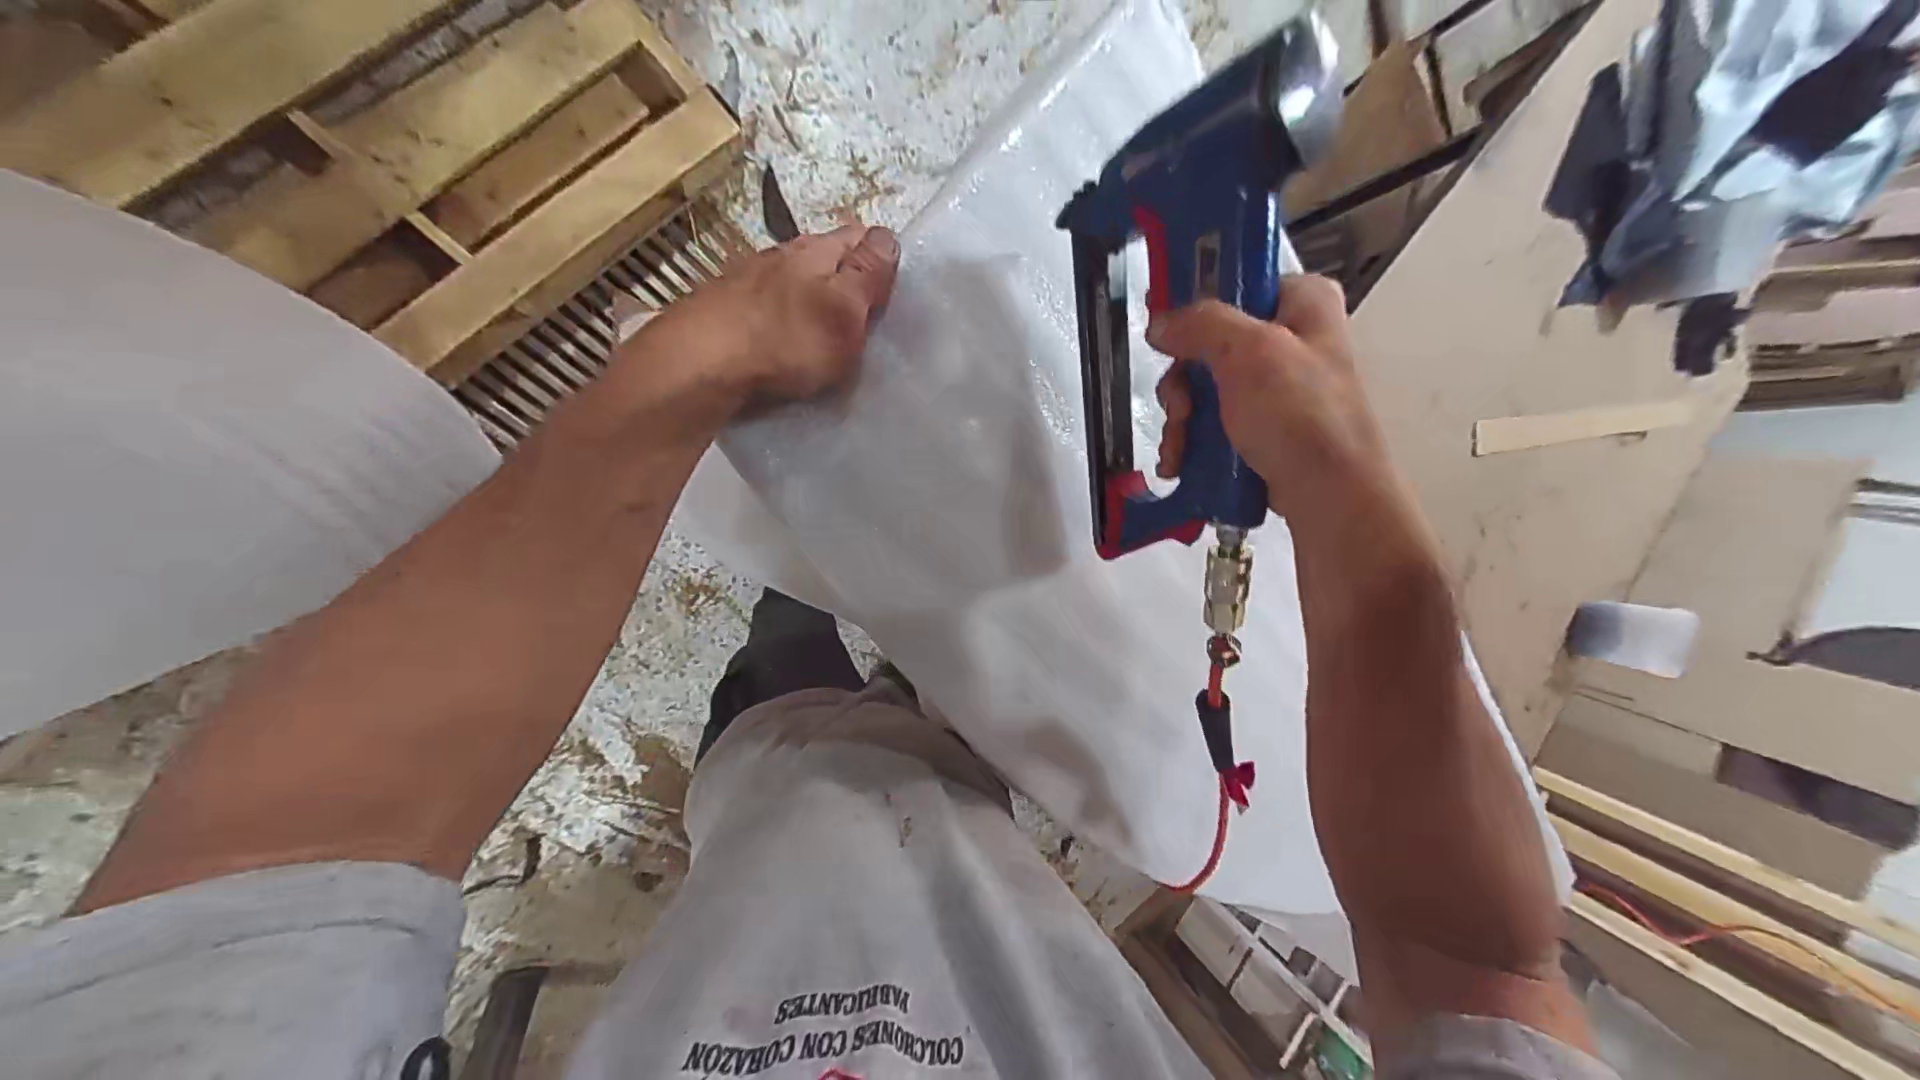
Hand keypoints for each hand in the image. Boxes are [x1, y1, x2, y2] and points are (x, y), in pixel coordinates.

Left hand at [650, 223, 899, 405]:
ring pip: (794, 277)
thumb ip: (867, 274)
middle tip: (862, 316)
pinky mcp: (725, 304)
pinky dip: (782, 314)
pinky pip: (767, 302)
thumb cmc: (786, 338)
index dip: (880, 258)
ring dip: (811, 296)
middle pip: (826, 256)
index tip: (890, 293)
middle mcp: (783, 253)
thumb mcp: (843, 310)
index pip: (861, 236)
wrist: (702, 363)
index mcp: (819, 250)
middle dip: (846, 277)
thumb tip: (887, 235)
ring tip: (823, 329)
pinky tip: (781, 336)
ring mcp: (749, 276)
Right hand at [1147, 276, 1397, 530]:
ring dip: (1181, 419)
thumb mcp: (1249, 354)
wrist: (1326, 494)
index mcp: (1301, 302)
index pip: (1238, 280)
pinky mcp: (1260, 424)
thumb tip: (1160, 325)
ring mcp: (1273, 385)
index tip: (1165, 329)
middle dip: (1182, 382)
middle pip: (1207, 341)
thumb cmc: (1300, 417)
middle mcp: (1289, 338)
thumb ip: (1200, 325)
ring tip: (1180, 448)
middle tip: (1179, 408)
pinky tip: (1181, 461)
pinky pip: (1211, 419)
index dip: (1196, 302)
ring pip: (1202, 386)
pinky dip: (1191, 439)